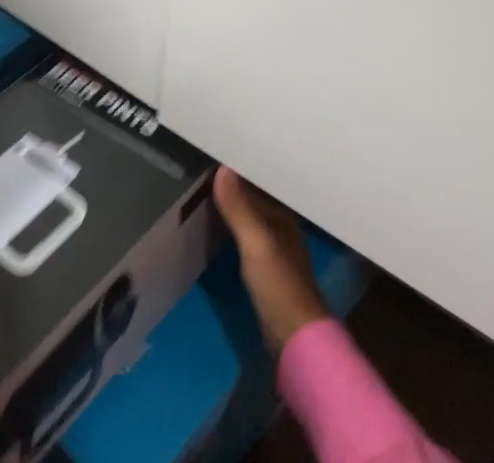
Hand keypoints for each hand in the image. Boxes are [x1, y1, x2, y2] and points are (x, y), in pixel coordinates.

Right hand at [214, 166, 329, 347]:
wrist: (296, 338)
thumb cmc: (279, 286)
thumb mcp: (256, 244)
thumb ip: (240, 209)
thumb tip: (223, 168)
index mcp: (282, 220)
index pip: (257, 187)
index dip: (236, 172)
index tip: (210, 155)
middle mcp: (279, 232)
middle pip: (253, 202)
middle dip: (231, 188)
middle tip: (198, 170)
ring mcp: (273, 253)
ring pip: (248, 221)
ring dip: (229, 209)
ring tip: (199, 193)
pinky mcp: (264, 272)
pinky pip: (242, 239)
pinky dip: (229, 230)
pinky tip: (213, 228)